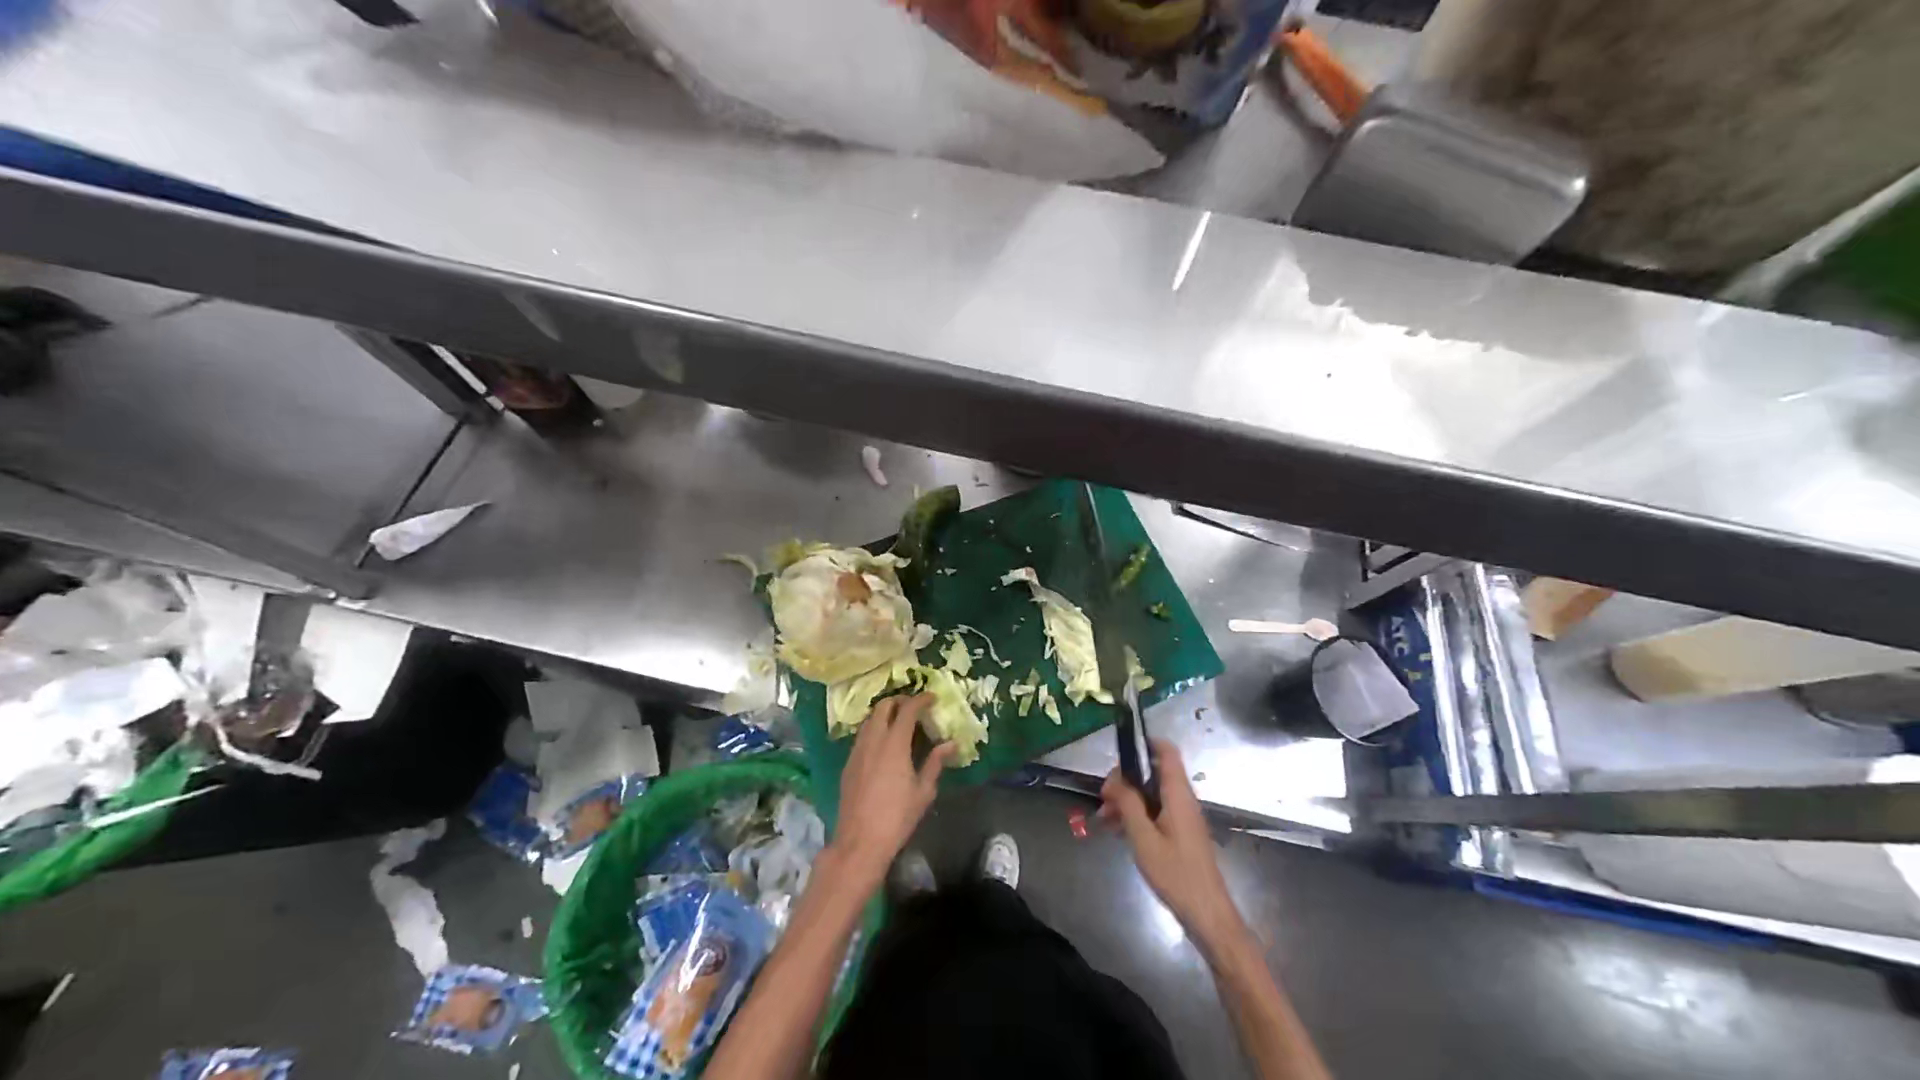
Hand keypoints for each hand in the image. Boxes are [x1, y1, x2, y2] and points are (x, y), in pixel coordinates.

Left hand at [830, 694, 955, 881]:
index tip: (932, 698)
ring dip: (884, 713)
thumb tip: (951, 743)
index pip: (907, 710)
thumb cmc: (897, 817)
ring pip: (870, 719)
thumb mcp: (923, 791)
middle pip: (883, 707)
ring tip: (899, 721)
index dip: (920, 700)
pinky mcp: (848, 764)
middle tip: (914, 706)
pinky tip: (883, 743)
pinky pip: (862, 735)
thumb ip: (935, 763)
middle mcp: (873, 740)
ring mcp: (857, 751)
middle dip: (899, 700)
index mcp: (894, 744)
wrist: (860, 841)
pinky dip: (874, 729)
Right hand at [1100, 739, 1244, 946]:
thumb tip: (1114, 778)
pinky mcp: (1180, 834)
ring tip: (1103, 818)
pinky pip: (1156, 812)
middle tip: (1103, 797)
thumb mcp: (1143, 838)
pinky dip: (1136, 815)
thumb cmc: (1176, 873)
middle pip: (1153, 774)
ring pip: (1152, 795)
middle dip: (1126, 780)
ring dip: (1127, 801)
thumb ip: (1128, 803)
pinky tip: (1116, 831)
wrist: (1207, 913)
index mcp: (1178, 794)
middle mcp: (1183, 800)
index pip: (1167, 751)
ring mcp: (1183, 817)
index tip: (1120, 752)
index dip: (1145, 743)